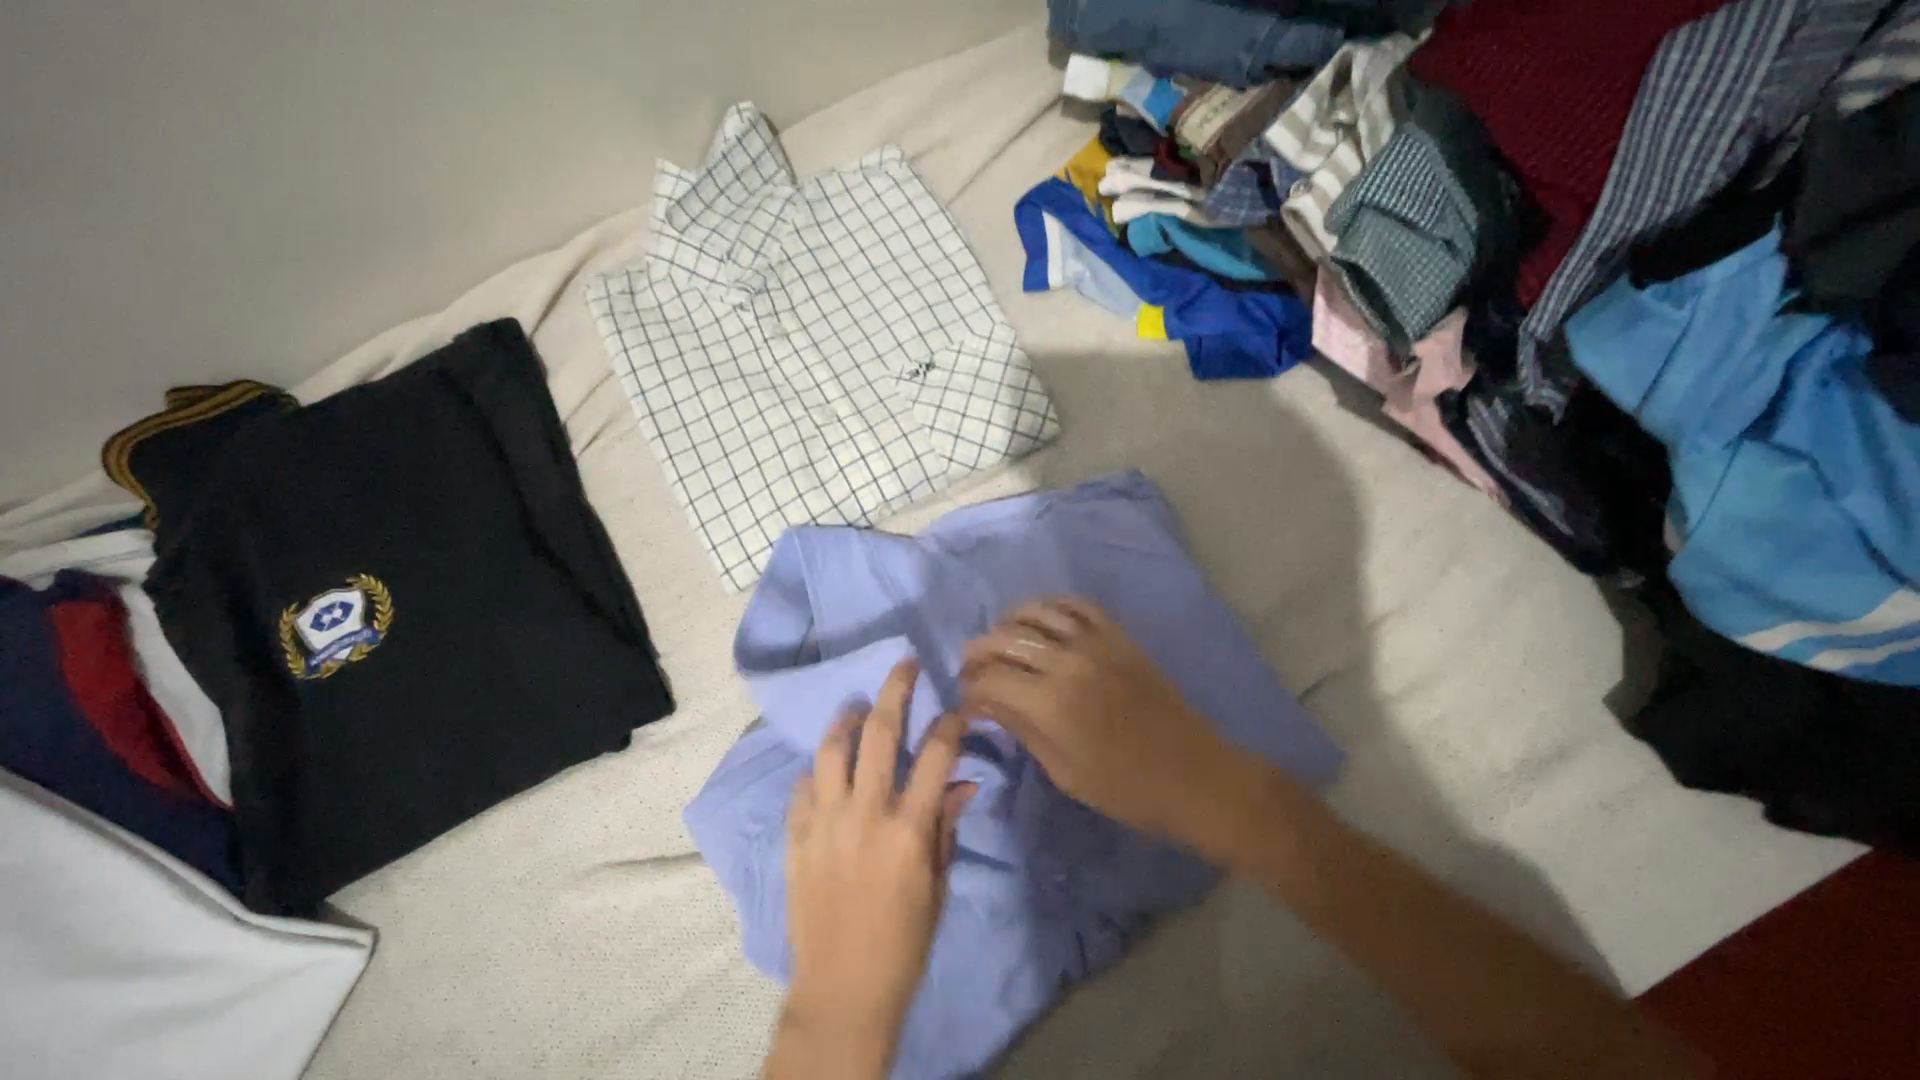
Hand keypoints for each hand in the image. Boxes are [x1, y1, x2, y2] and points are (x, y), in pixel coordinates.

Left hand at [772, 658, 975, 1079]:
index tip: (957, 705)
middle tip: (904, 664)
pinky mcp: (796, 837)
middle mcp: (865, 814)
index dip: (949, 723)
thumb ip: (947, 827)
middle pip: (879, 733)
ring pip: (832, 749)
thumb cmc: (904, 943)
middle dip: (896, 690)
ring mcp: (824, 822)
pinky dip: (818, 769)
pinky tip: (827, 767)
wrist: (842, 988)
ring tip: (858, 705)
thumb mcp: (938, 887)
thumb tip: (963, 782)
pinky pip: (803, 786)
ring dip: (848, 718)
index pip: (934, 755)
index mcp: (908, 829)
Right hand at [959, 597, 1270, 849]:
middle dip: (978, 654)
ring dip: (1007, 624)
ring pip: (1035, 612)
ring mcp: (1095, 643)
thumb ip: (1021, 728)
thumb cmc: (1125, 789)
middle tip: (971, 672)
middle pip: (1004, 639)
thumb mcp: (1063, 772)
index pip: (989, 679)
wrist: (1193, 776)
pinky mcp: (1118, 636)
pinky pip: (1076, 605)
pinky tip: (1039, 622)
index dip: (969, 689)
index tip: (966, 703)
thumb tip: (986, 704)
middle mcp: (1067, 662)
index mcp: (1050, 703)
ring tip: (1000, 643)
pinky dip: (1050, 606)